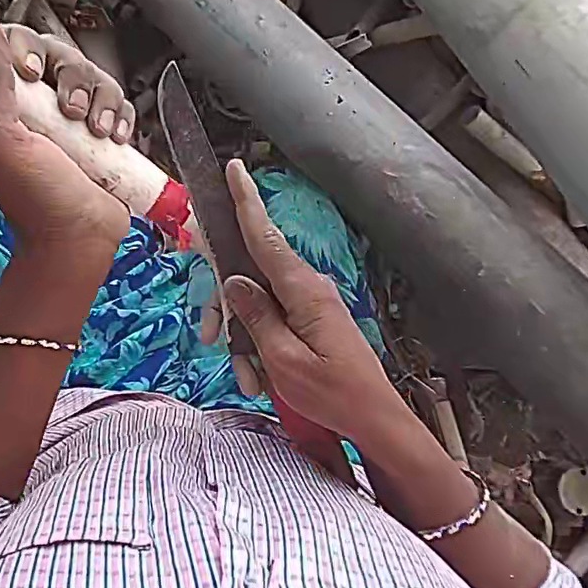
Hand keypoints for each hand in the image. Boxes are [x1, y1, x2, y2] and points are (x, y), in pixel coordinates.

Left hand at [0, 0, 129, 252]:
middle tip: (71, 113)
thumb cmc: (33, 198)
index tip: (33, 74)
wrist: (77, 239)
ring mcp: (74, 119)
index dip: (28, 48)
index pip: (14, 42)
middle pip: (63, 55)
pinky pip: (120, 103)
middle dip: (74, 81)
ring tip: (97, 134)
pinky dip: (121, 117)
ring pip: (97, 77)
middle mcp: (38, 104)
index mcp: (4, 99)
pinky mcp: (104, 133)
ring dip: (102, 102)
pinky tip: (115, 139)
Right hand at [217, 159, 418, 442]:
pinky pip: (271, 318)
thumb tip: (235, 281)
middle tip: (213, 336)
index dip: (246, 201)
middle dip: (224, 303)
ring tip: (247, 375)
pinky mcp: (310, 319)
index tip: (235, 169)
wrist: (374, 418)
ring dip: (241, 334)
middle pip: (249, 273)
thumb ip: (255, 316)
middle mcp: (306, 287)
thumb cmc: (334, 394)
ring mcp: (309, 303)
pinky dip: (257, 342)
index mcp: (303, 290)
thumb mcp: (283, 360)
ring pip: (256, 300)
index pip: (265, 235)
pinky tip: (258, 374)